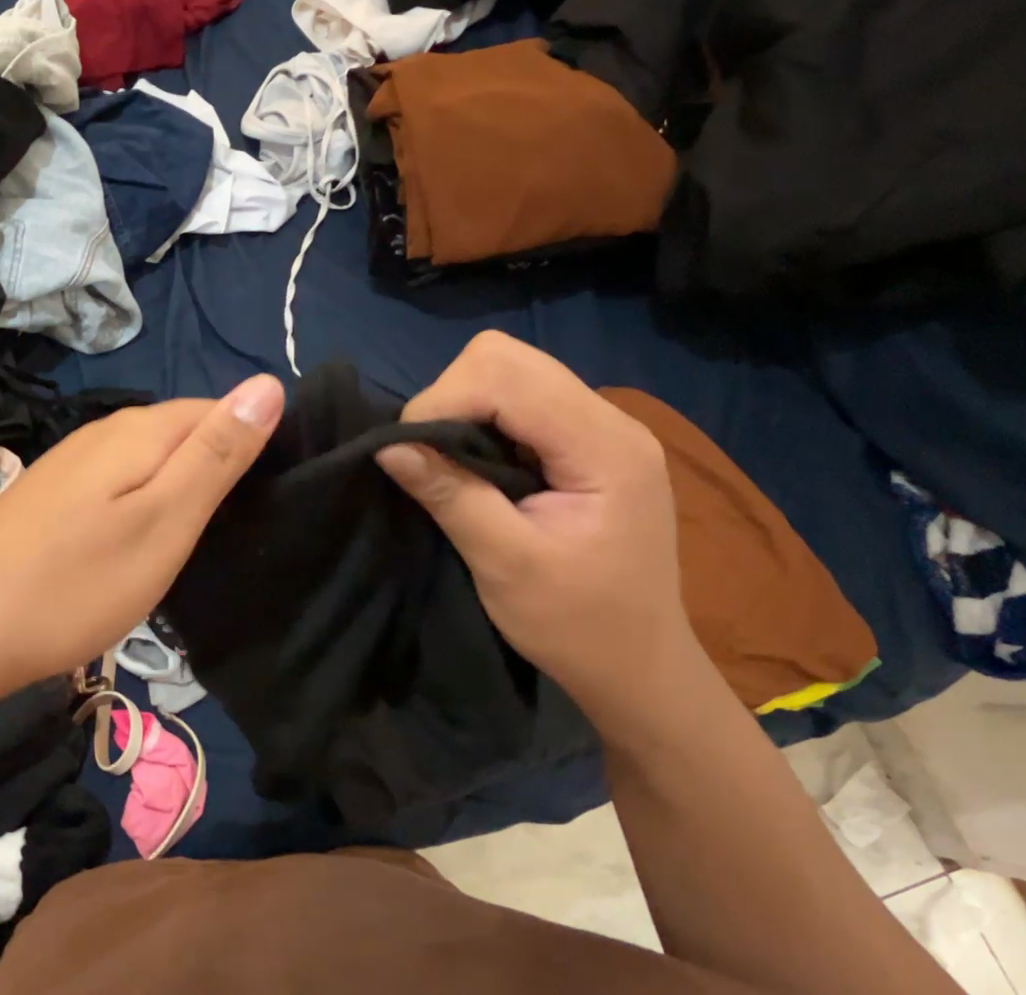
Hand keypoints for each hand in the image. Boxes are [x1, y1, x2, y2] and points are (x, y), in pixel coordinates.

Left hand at [0, 374, 286, 709]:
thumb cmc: (75, 585)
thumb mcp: (163, 522)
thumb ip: (215, 455)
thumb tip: (268, 383)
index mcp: (137, 432)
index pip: (218, 409)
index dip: (253, 442)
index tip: (276, 495)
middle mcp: (99, 433)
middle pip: (180, 432)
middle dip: (217, 465)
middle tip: (243, 526)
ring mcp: (67, 465)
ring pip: (146, 460)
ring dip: (179, 487)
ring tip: (201, 539)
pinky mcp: (47, 498)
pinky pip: (114, 483)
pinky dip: (140, 505)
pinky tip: (140, 541)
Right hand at [374, 332, 700, 711]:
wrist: (638, 666)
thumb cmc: (576, 625)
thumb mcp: (504, 564)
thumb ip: (449, 494)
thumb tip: (387, 445)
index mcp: (604, 447)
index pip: (506, 375)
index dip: (443, 402)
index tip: (409, 455)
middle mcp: (611, 422)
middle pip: (509, 358)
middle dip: (451, 395)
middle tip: (428, 455)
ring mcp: (603, 431)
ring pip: (513, 373)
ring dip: (465, 407)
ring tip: (449, 464)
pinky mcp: (588, 446)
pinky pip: (523, 402)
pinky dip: (484, 421)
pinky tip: (478, 466)